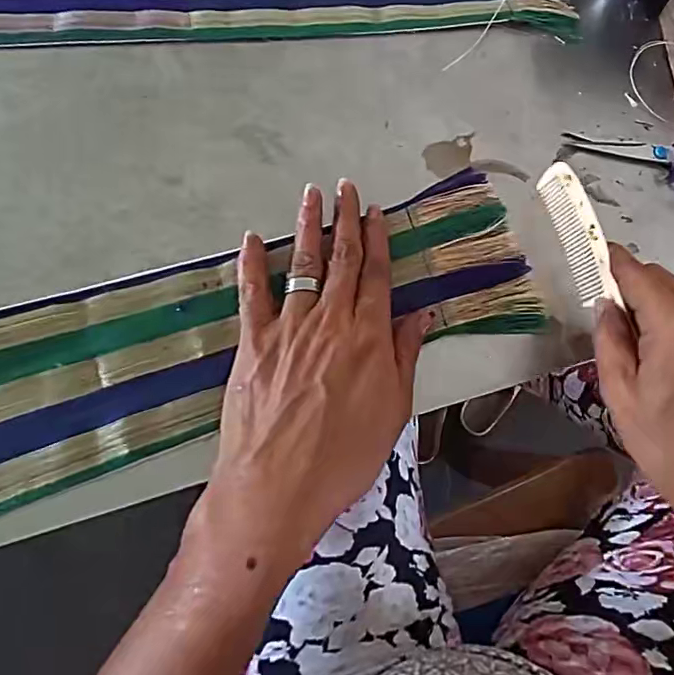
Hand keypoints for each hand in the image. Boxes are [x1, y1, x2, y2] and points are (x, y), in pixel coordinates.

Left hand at [192, 180, 430, 570]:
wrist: (278, 486)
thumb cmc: (344, 457)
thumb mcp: (393, 412)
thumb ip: (404, 355)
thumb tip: (421, 313)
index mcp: (368, 338)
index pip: (376, 276)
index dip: (376, 240)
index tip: (375, 211)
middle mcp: (331, 322)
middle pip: (342, 261)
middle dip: (345, 220)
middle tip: (346, 188)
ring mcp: (289, 328)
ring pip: (303, 267)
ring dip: (308, 228)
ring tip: (311, 195)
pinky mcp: (254, 342)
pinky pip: (252, 293)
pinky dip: (252, 263)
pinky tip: (253, 238)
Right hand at [592, 243, 673, 537]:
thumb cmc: (668, 445)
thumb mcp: (620, 393)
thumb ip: (608, 338)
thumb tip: (604, 304)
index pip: (633, 270)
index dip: (603, 260)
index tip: (577, 257)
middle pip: (654, 277)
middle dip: (622, 285)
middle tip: (595, 317)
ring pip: (671, 292)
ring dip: (643, 301)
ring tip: (622, 340)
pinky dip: (663, 315)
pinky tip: (649, 351)